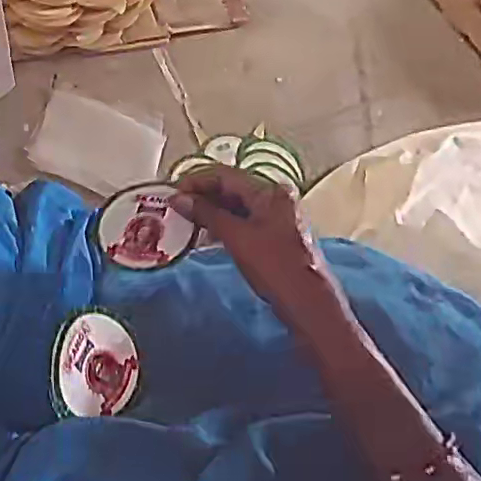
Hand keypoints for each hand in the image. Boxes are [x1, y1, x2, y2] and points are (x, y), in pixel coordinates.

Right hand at [170, 165, 337, 311]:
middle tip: (175, 207)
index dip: (195, 181)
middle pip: (231, 187)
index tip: (172, 193)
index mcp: (269, 191)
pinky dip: (223, 223)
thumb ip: (206, 213)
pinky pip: (243, 219)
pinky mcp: (275, 234)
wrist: (309, 305)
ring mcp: (277, 215)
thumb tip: (178, 199)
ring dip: (210, 210)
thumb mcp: (236, 237)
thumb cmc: (274, 267)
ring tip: (185, 221)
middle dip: (202, 196)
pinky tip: (205, 234)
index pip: (224, 175)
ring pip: (236, 204)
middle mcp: (275, 197)